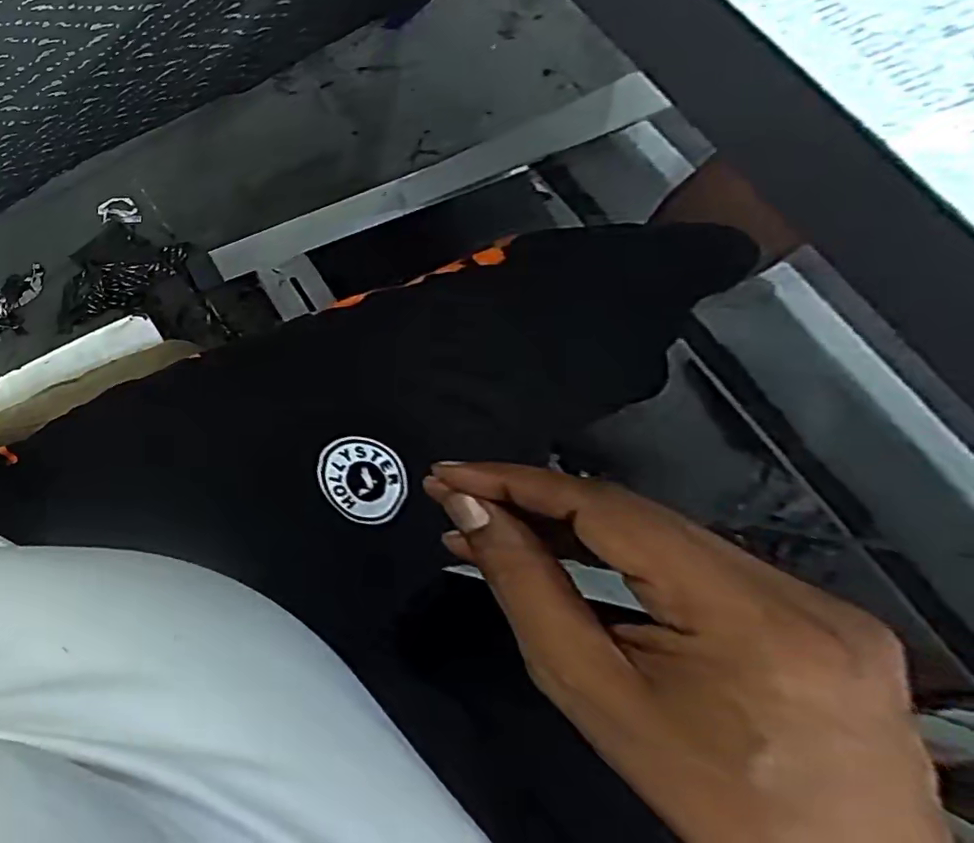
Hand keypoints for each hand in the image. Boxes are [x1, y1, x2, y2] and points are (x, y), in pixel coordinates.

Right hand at [425, 462, 943, 842]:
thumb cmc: (708, 795)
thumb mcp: (587, 684)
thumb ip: (523, 584)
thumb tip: (472, 510)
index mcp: (754, 618)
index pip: (608, 510)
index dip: (517, 482)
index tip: (451, 476)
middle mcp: (803, 598)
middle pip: (633, 515)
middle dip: (532, 500)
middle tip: (457, 498)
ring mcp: (818, 604)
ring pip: (657, 533)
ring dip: (566, 525)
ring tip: (492, 526)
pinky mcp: (815, 616)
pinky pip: (690, 559)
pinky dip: (616, 552)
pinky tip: (562, 553)